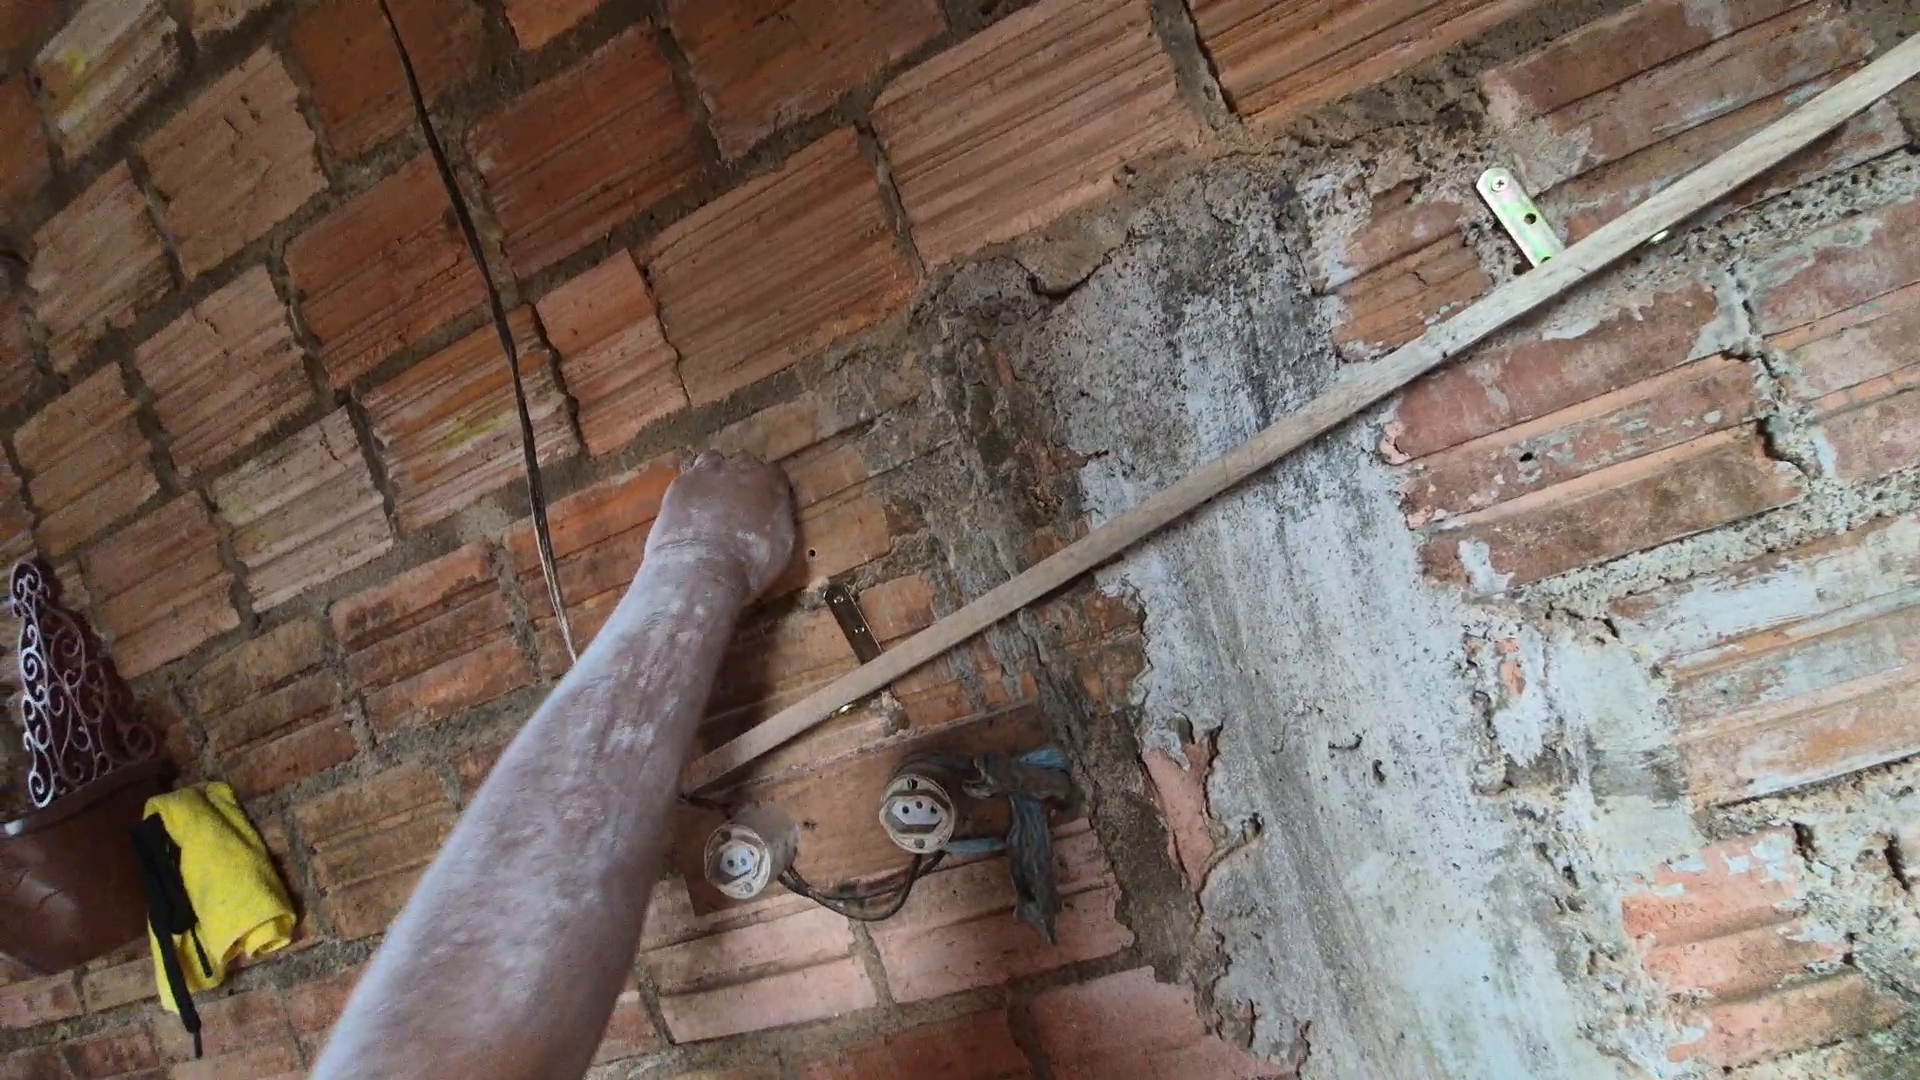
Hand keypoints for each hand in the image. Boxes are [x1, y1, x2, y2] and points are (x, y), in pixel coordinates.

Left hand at [645, 451, 795, 597]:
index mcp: (769, 482)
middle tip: (740, 501)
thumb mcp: (782, 543)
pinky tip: (690, 508)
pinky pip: (688, 478)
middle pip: (744, 461)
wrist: (704, 569)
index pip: (775, 473)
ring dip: (716, 473)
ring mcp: (706, 474)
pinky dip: (692, 489)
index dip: (771, 487)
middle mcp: (739, 469)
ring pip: (712, 460)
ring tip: (713, 496)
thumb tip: (774, 509)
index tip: (768, 501)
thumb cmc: (752, 562)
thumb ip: (779, 516)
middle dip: (743, 476)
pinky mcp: (680, 485)